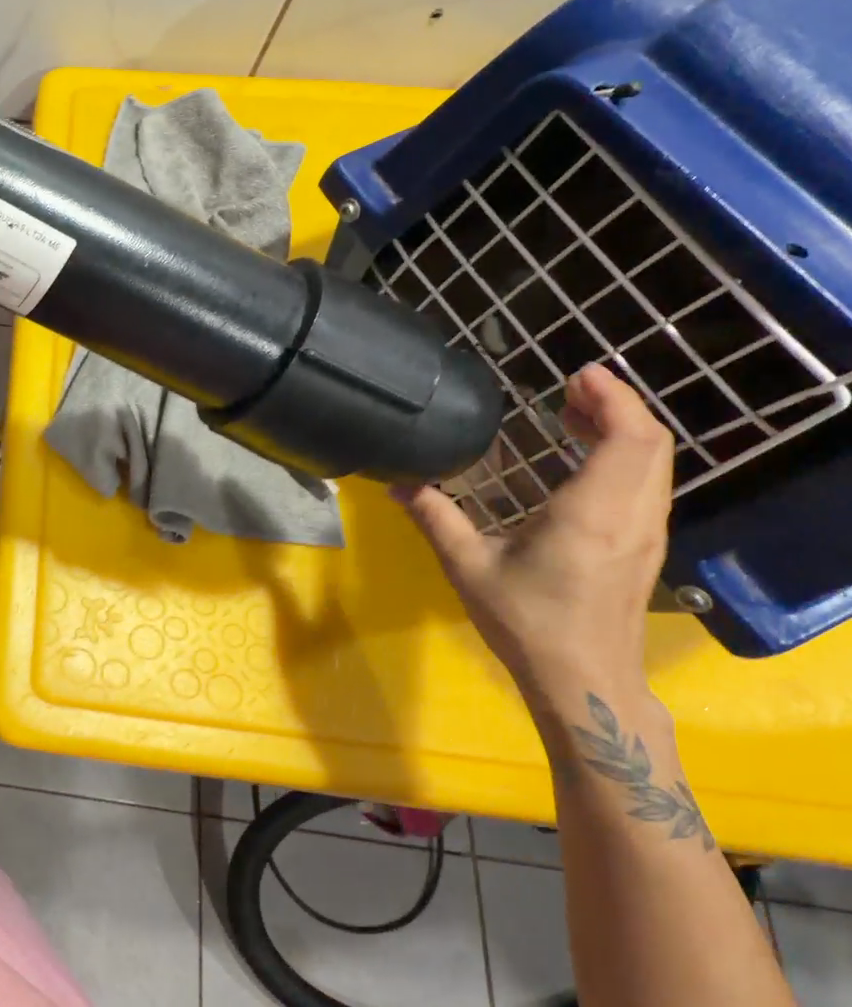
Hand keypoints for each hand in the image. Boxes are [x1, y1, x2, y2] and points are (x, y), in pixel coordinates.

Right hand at [392, 363, 672, 705]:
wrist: (584, 680)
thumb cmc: (526, 622)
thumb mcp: (468, 566)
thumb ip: (436, 518)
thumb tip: (398, 484)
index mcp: (594, 513)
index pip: (631, 439)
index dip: (614, 400)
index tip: (580, 376)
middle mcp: (633, 516)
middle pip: (651, 444)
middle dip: (618, 407)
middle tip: (572, 389)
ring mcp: (646, 534)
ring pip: (656, 465)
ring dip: (624, 432)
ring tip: (577, 416)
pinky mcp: (645, 549)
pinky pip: (649, 485)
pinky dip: (626, 458)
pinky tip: (586, 463)